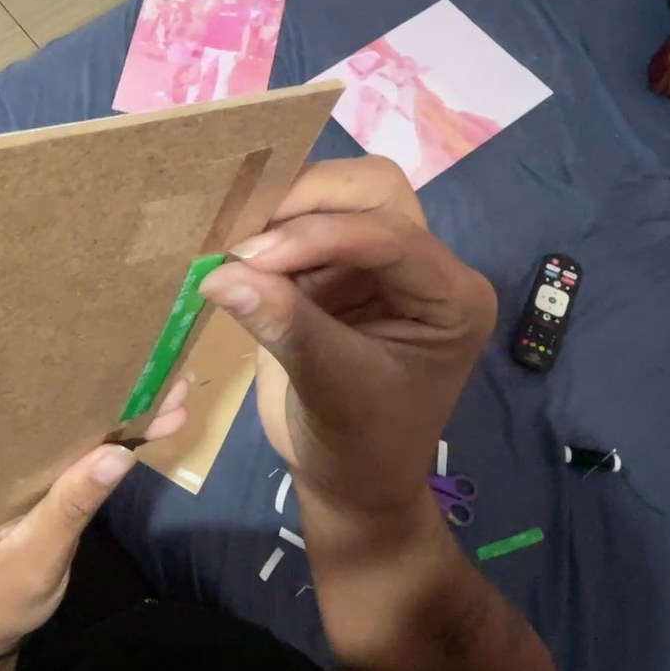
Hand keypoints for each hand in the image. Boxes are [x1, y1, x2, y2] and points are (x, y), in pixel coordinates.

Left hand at [0, 382, 186, 657]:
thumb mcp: (33, 556)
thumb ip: (72, 506)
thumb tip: (120, 452)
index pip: (43, 415)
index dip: (88, 392)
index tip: (129, 371)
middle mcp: (17, 455)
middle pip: (71, 418)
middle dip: (120, 396)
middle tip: (168, 373)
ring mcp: (40, 470)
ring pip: (88, 435)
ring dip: (132, 416)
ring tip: (176, 390)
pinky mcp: (59, 486)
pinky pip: (93, 459)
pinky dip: (126, 444)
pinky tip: (158, 424)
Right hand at [198, 157, 494, 517]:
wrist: (348, 480)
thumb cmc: (361, 445)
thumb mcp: (331, 388)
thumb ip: (285, 325)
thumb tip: (219, 275)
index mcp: (450, 295)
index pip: (388, 234)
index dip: (317, 237)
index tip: (250, 257)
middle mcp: (421, 265)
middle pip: (371, 190)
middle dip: (306, 202)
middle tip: (246, 236)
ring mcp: (376, 263)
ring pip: (334, 198)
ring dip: (281, 215)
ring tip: (233, 247)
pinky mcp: (335, 270)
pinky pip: (300, 228)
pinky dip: (266, 236)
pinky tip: (234, 256)